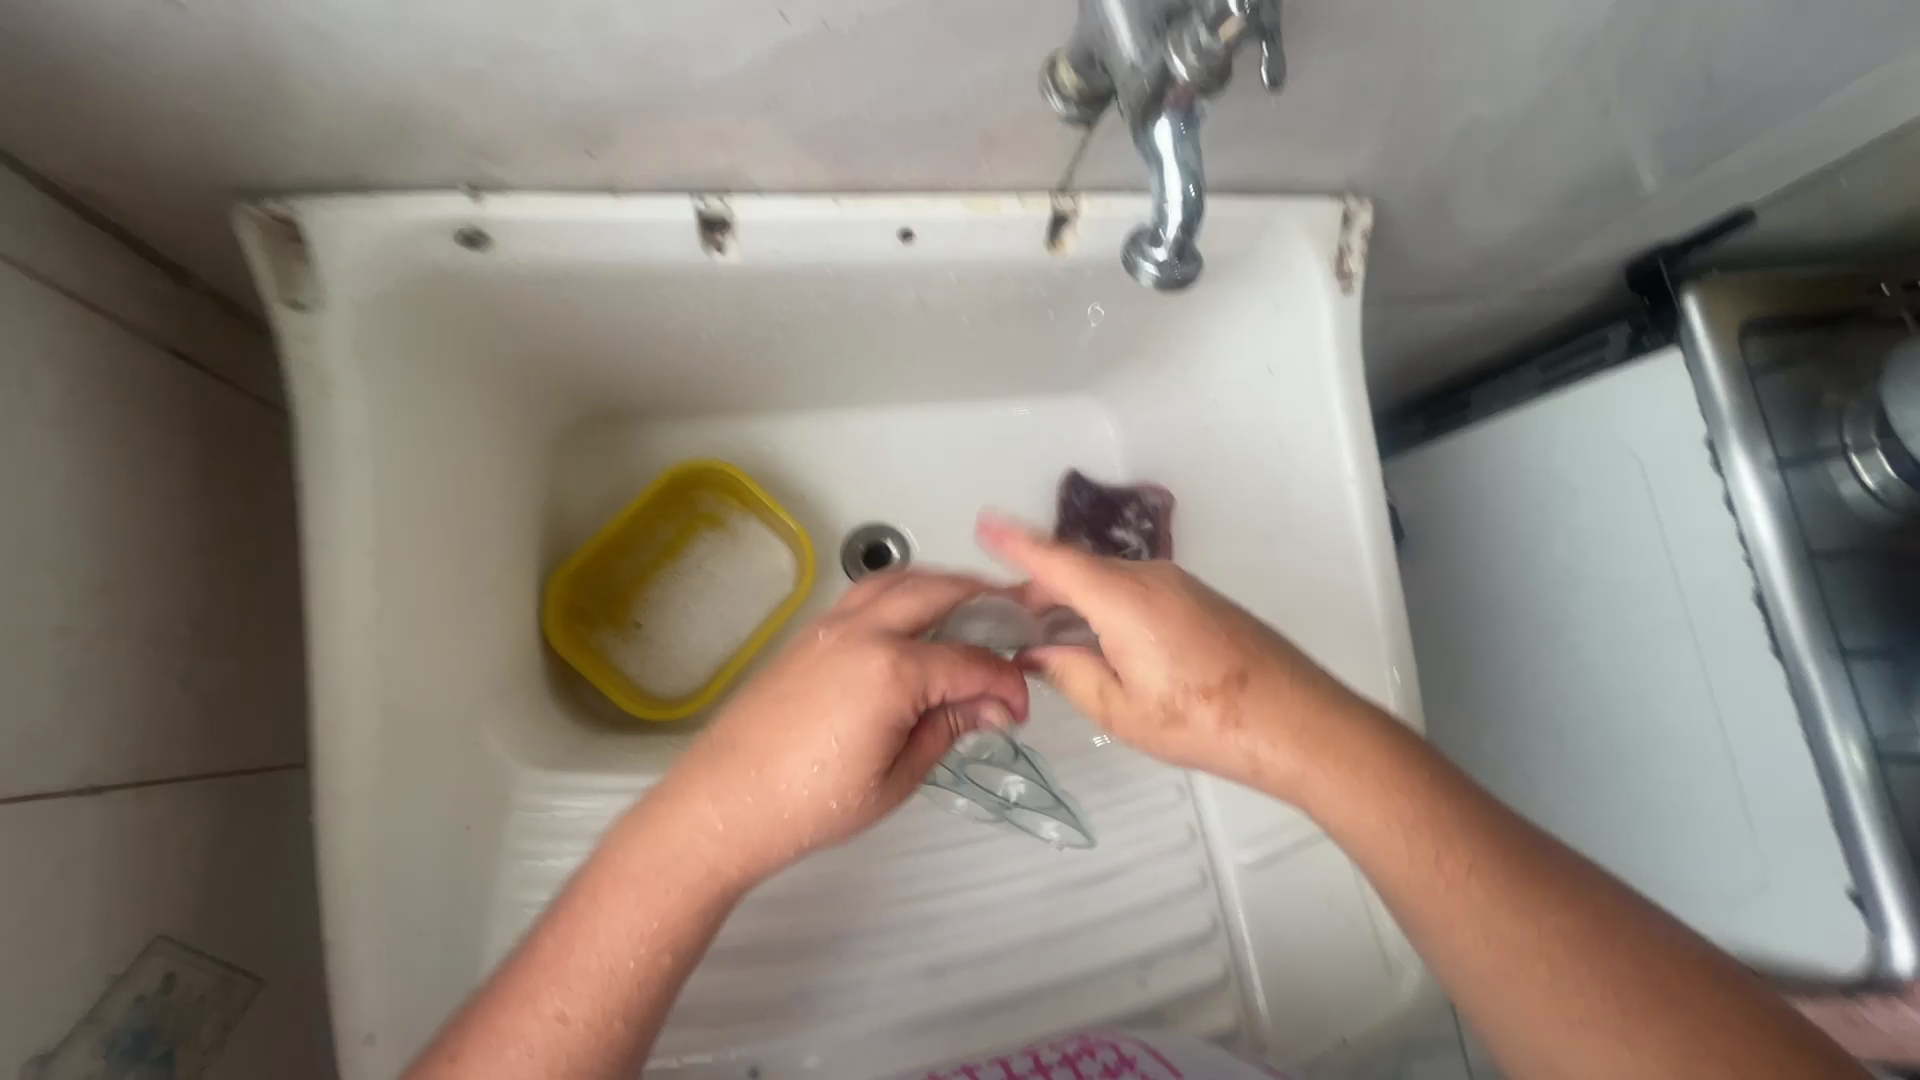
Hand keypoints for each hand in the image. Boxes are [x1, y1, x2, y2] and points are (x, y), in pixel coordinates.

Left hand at [647, 569, 1029, 889]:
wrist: (724, 803)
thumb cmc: (813, 804)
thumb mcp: (897, 777)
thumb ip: (948, 729)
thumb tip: (993, 707)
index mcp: (892, 671)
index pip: (970, 661)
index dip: (1005, 682)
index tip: (1020, 707)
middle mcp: (864, 631)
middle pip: (940, 592)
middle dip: (986, 599)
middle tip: (1016, 617)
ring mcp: (832, 625)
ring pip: (899, 580)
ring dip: (941, 584)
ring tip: (969, 606)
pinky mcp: (811, 632)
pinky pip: (867, 593)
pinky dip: (902, 592)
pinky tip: (913, 620)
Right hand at [977, 513, 1375, 798]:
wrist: (1297, 722)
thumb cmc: (1203, 720)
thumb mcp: (1121, 710)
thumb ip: (1069, 674)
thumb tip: (1036, 655)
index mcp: (1121, 600)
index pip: (1054, 561)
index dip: (1015, 543)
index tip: (984, 522)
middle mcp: (1148, 579)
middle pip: (1079, 573)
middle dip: (1042, 596)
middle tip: (1015, 631)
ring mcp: (1177, 585)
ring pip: (1107, 584)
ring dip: (1076, 607)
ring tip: (1058, 649)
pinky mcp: (1196, 599)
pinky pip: (1134, 593)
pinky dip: (1107, 611)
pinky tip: (1107, 649)